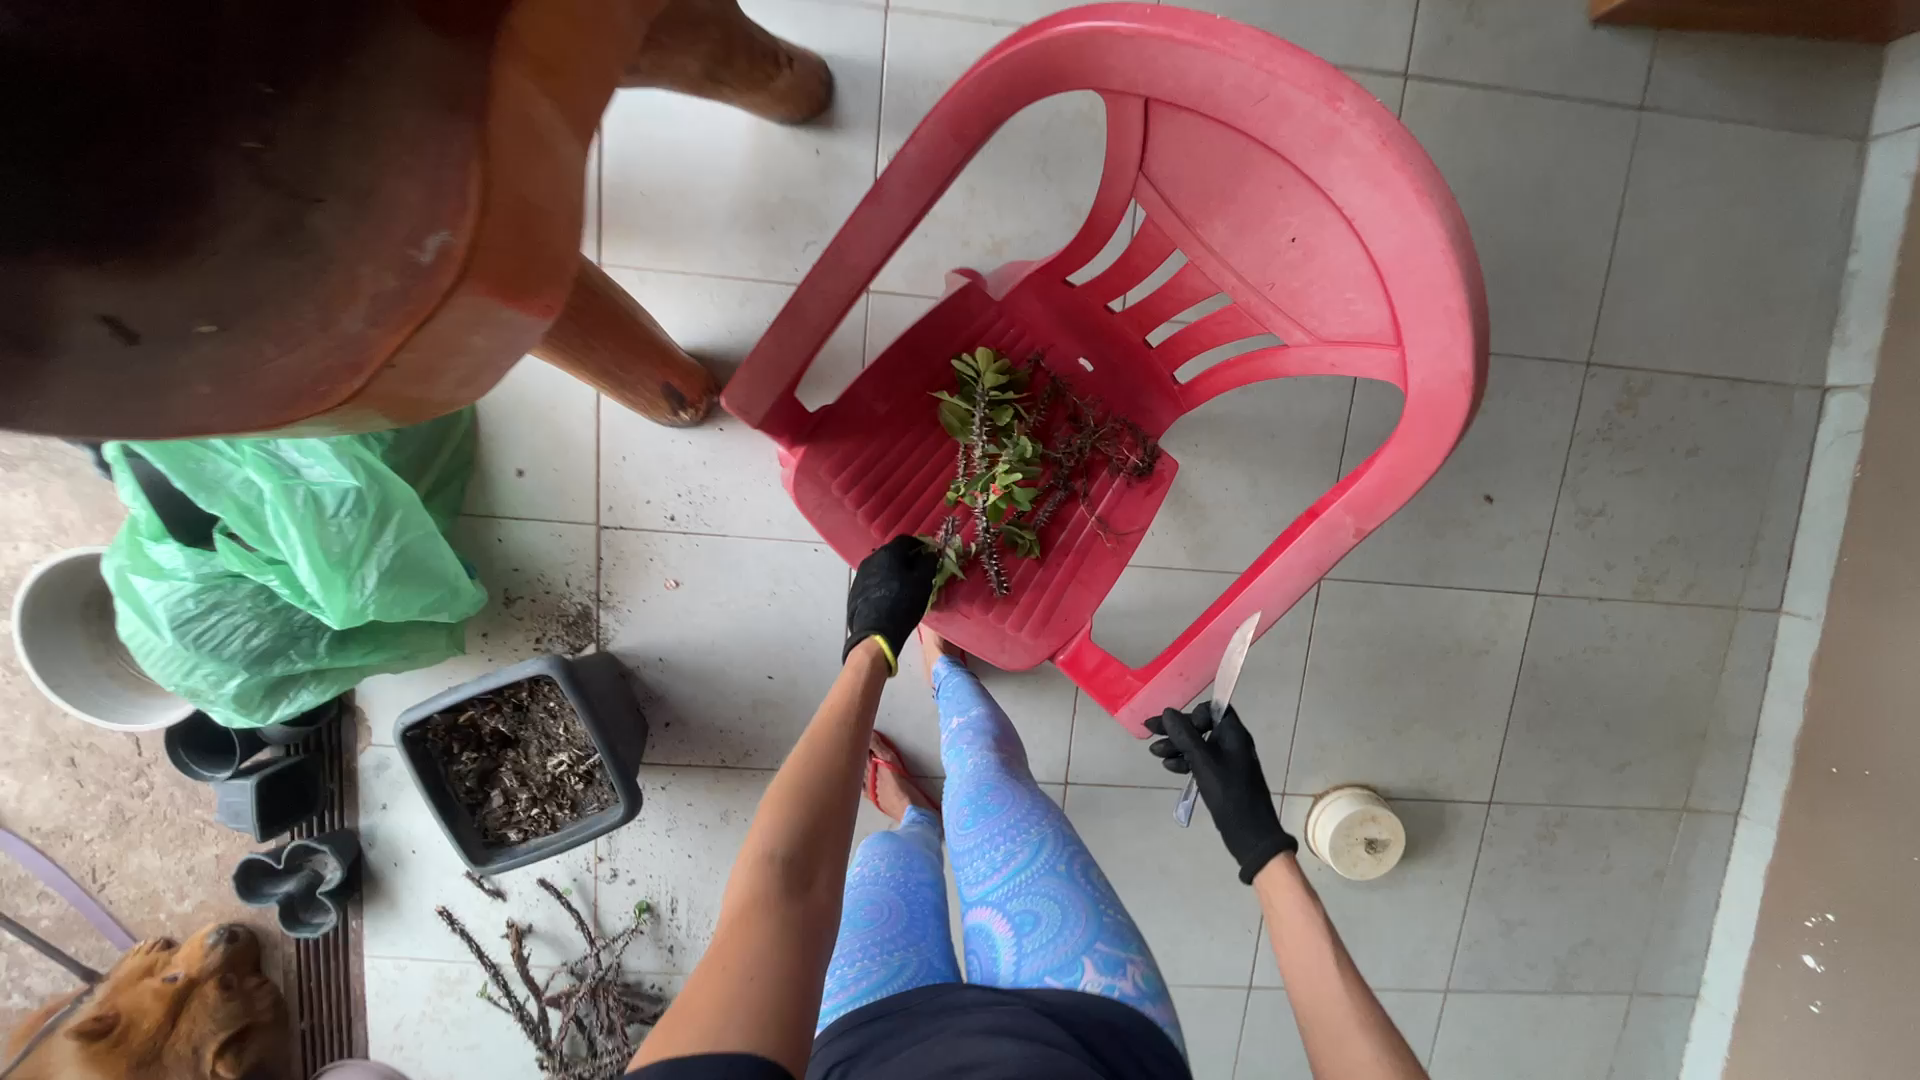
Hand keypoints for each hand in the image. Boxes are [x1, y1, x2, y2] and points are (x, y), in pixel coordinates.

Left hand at [844, 535, 938, 674]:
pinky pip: (873, 580)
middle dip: (905, 558)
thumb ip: (928, 563)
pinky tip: (889, 596)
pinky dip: (882, 582)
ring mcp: (860, 574)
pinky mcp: (855, 590)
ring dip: (892, 571)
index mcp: (888, 553)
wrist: (876, 632)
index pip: (906, 540)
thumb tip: (929, 553)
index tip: (927, 554)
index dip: (919, 545)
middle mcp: (871, 559)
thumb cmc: (903, 603)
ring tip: (903, 584)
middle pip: (891, 552)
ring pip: (881, 566)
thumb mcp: (923, 582)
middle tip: (917, 570)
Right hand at [1148, 703, 1297, 883]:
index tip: (1180, 727)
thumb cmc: (1228, 793)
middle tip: (1150, 730)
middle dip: (1175, 729)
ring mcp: (1226, 760)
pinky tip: (1169, 767)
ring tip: (1155, 753)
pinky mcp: (1220, 776)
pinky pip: (1199, 761)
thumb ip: (1185, 735)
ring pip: (1197, 744)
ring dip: (1175, 746)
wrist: (1250, 833)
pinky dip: (1184, 761)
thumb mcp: (1203, 761)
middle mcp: (1231, 743)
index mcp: (1233, 734)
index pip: (1213, 709)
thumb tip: (1168, 712)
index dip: (1194, 714)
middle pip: (1200, 726)